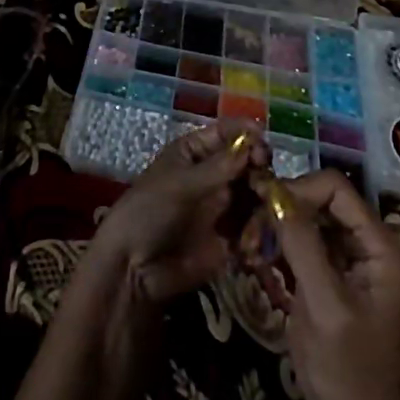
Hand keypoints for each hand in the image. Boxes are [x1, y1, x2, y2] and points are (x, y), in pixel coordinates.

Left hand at [91, 120, 263, 304]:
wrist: (134, 266)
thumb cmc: (149, 212)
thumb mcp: (181, 185)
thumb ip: (219, 167)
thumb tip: (251, 145)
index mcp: (193, 153)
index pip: (225, 133)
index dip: (246, 135)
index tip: (262, 144)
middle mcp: (211, 175)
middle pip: (247, 163)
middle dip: (259, 170)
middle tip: (264, 183)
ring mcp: (222, 206)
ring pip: (255, 195)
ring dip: (263, 202)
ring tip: (263, 213)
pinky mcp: (230, 237)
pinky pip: (254, 228)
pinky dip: (258, 232)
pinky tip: (251, 243)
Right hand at [268, 171, 399, 399]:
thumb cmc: (347, 365)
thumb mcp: (325, 305)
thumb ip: (304, 246)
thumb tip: (274, 193)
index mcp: (377, 245)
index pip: (335, 188)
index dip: (299, 190)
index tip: (264, 210)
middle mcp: (362, 241)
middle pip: (316, 195)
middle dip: (281, 205)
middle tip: (249, 229)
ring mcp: (341, 254)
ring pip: (302, 212)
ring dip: (272, 221)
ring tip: (248, 243)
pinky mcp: (321, 268)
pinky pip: (295, 234)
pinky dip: (273, 236)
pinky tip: (254, 251)